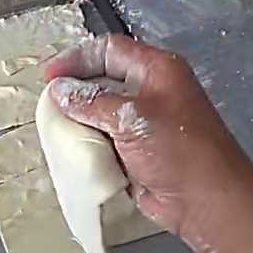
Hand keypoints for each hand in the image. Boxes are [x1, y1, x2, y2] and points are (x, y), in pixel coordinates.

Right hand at [44, 33, 252, 238]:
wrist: (206, 202)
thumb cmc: (178, 151)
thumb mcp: (131, 119)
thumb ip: (91, 102)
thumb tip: (58, 91)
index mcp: (156, 70)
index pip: (109, 50)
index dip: (77, 59)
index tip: (50, 77)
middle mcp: (149, 91)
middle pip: (102, 79)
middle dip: (74, 89)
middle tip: (46, 103)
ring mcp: (142, 121)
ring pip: (99, 110)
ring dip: (77, 118)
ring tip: (51, 125)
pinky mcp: (135, 149)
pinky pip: (103, 137)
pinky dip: (86, 140)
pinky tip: (68, 146)